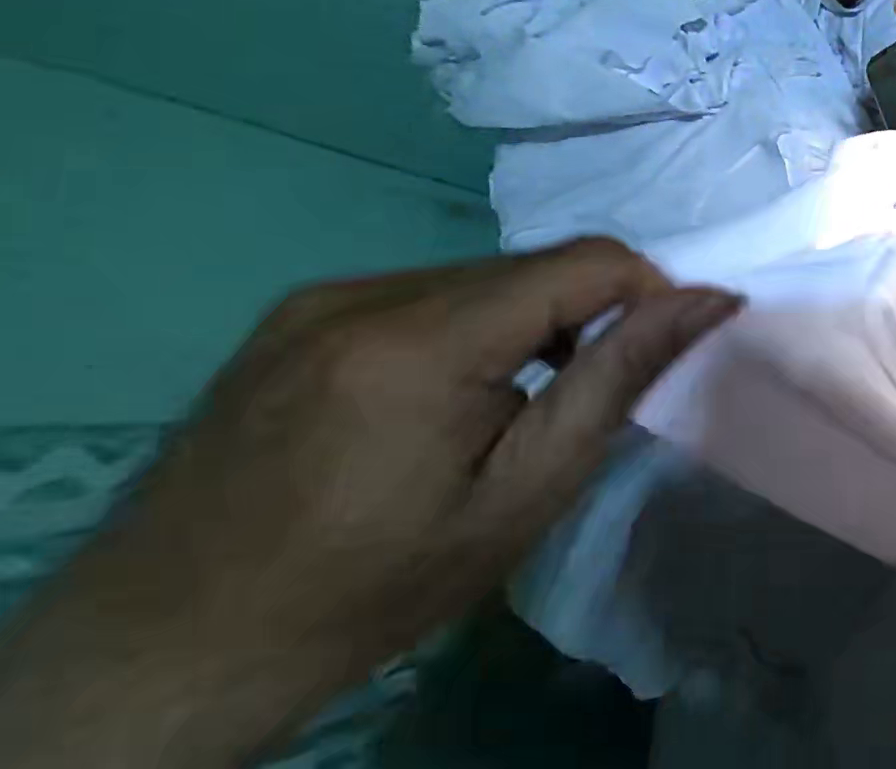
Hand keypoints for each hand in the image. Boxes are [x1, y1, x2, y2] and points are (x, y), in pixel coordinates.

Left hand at [0, 238, 738, 768]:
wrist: (170, 651)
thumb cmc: (382, 582)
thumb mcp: (529, 488)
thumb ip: (621, 376)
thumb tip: (708, 300)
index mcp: (423, 342)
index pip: (583, 261)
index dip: (650, 287)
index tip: (668, 342)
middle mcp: (366, 293)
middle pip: (535, 265)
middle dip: (593, 309)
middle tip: (593, 389)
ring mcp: (322, 297)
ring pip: (486, 275)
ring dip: (537, 318)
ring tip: (529, 396)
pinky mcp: (298, 313)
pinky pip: (432, 291)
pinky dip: (480, 323)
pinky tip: (461, 388)